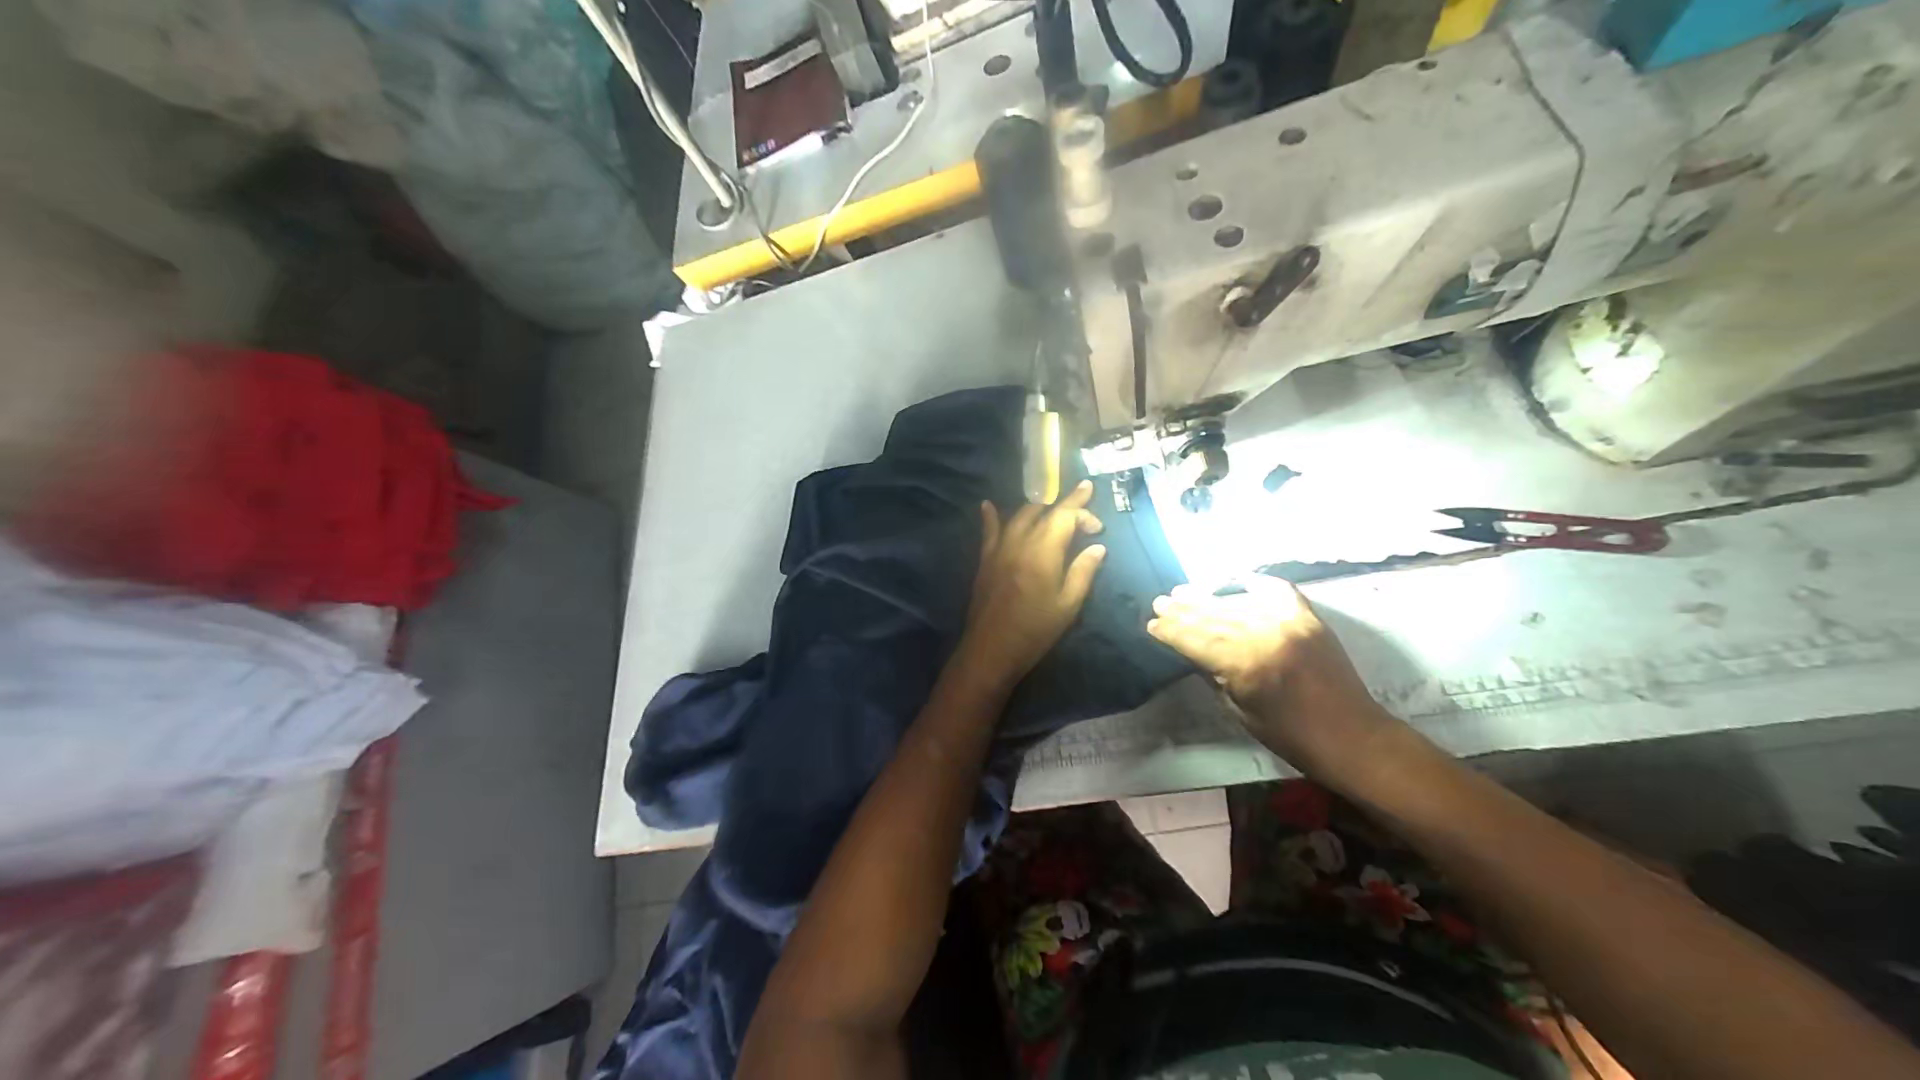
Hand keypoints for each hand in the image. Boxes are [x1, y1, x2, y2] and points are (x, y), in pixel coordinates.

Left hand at [956, 480, 1106, 688]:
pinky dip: (991, 517)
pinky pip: (989, 532)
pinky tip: (987, 504)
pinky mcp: (985, 561)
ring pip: (1018, 516)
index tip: (1098, 527)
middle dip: (1064, 503)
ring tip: (1051, 503)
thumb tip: (1098, 547)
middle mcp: (1019, 542)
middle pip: (1043, 511)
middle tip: (1082, 498)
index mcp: (1043, 551)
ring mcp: (999, 549)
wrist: (991, 650)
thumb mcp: (1068, 605)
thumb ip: (1083, 572)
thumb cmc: (1035, 631)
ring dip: (1037, 507)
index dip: (1083, 514)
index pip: (1065, 516)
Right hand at [1147, 576, 1401, 782]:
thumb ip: (1212, 673)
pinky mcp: (1308, 616)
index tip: (1151, 624)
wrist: (1351, 736)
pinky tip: (1234, 580)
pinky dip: (1254, 583)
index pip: (1195, 639)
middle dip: (1182, 610)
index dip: (1170, 631)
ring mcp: (1288, 621)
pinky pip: (1275, 590)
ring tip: (1184, 592)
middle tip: (1160, 602)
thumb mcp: (1238, 710)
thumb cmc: (1288, 735)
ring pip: (1236, 603)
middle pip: (1212, 616)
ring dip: (1207, 597)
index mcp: (1244, 663)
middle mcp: (1264, 633)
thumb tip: (1188, 650)